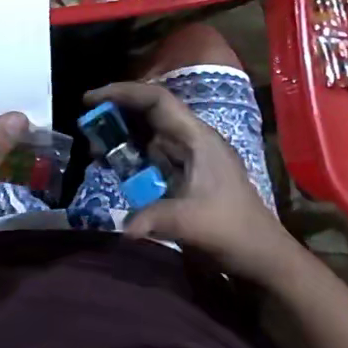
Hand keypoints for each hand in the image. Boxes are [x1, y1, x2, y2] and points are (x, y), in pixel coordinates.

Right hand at [86, 81, 300, 282]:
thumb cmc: (233, 230)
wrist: (261, 254)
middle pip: (151, 112)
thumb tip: (123, 228)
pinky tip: (113, 163)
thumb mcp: (192, 223)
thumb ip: (155, 219)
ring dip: (122, 133)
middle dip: (118, 111)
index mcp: (198, 138)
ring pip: (150, 132)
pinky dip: (131, 154)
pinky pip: (153, 154)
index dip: (123, 93)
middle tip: (85, 120)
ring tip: (93, 141)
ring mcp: (190, 157)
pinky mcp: (186, 174)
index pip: (157, 100)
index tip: (90, 99)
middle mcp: (193, 140)